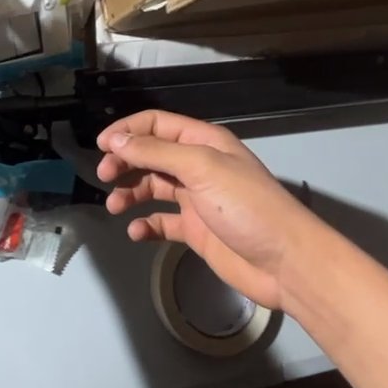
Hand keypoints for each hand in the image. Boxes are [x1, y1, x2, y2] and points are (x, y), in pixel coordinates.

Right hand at [97, 111, 313, 308]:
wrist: (286, 263)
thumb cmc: (247, 207)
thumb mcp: (200, 169)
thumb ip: (155, 153)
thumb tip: (116, 141)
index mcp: (203, 143)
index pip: (156, 124)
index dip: (127, 131)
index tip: (101, 146)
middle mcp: (198, 166)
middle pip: (150, 154)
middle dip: (124, 162)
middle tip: (104, 177)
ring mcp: (197, 199)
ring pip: (152, 187)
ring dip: (129, 193)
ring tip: (114, 206)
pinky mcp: (196, 231)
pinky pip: (162, 222)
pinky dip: (145, 225)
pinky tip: (136, 232)